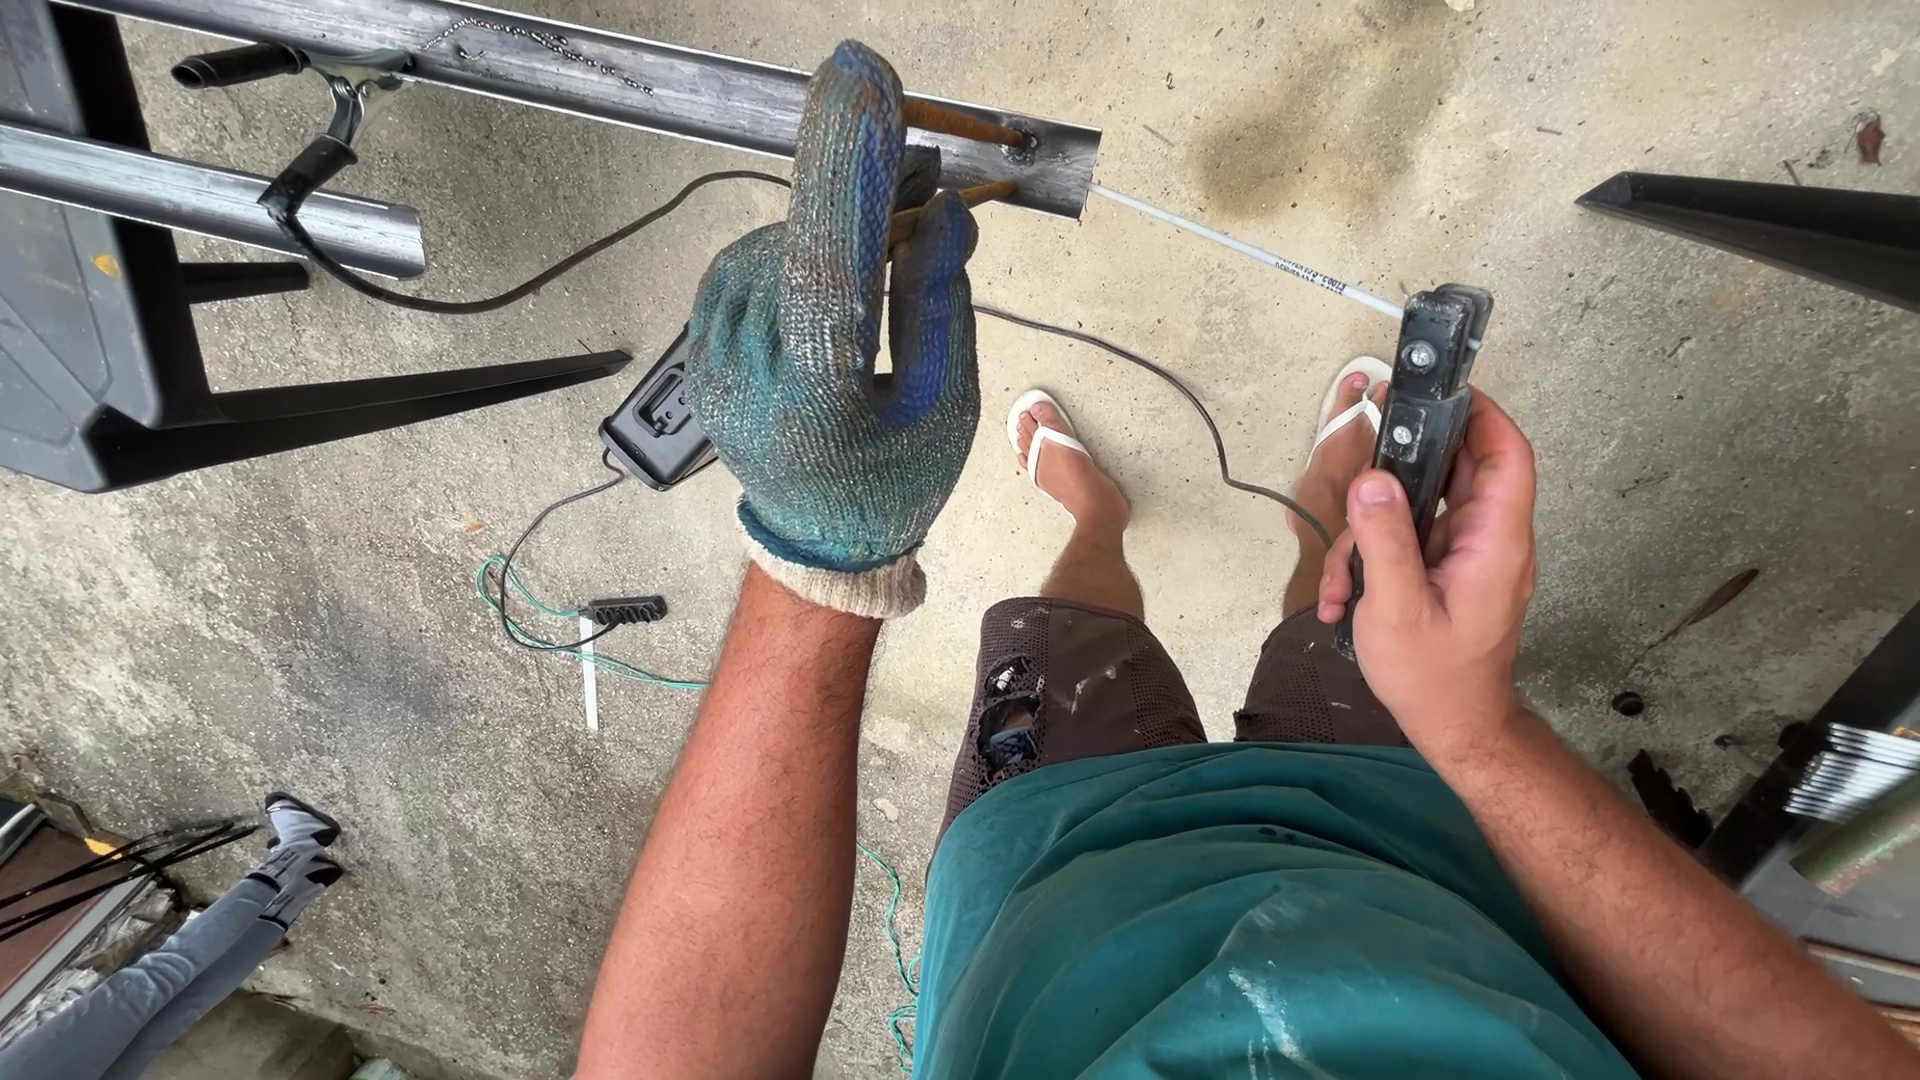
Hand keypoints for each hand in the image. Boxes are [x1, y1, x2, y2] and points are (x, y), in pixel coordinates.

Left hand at [686, 41, 978, 618]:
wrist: (825, 540)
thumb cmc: (899, 482)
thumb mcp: (946, 405)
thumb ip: (940, 306)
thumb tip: (942, 213)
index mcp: (820, 404)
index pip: (828, 269)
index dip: (848, 174)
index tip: (866, 87)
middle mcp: (750, 382)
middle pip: (800, 248)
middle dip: (857, 196)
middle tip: (910, 165)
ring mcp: (714, 371)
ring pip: (768, 253)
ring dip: (827, 231)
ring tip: (880, 242)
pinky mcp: (703, 359)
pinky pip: (743, 274)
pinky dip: (792, 255)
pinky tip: (827, 273)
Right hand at [1318, 391, 1537, 750]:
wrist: (1451, 725)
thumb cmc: (1431, 674)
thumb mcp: (1397, 609)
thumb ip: (1385, 542)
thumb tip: (1371, 480)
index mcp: (1494, 543)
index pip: (1506, 459)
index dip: (1482, 416)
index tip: (1439, 391)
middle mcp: (1486, 541)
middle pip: (1455, 475)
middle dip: (1400, 470)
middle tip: (1360, 458)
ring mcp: (1461, 557)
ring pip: (1414, 512)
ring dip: (1367, 537)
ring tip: (1340, 584)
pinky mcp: (1440, 572)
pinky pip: (1402, 543)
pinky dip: (1368, 562)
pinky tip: (1343, 600)